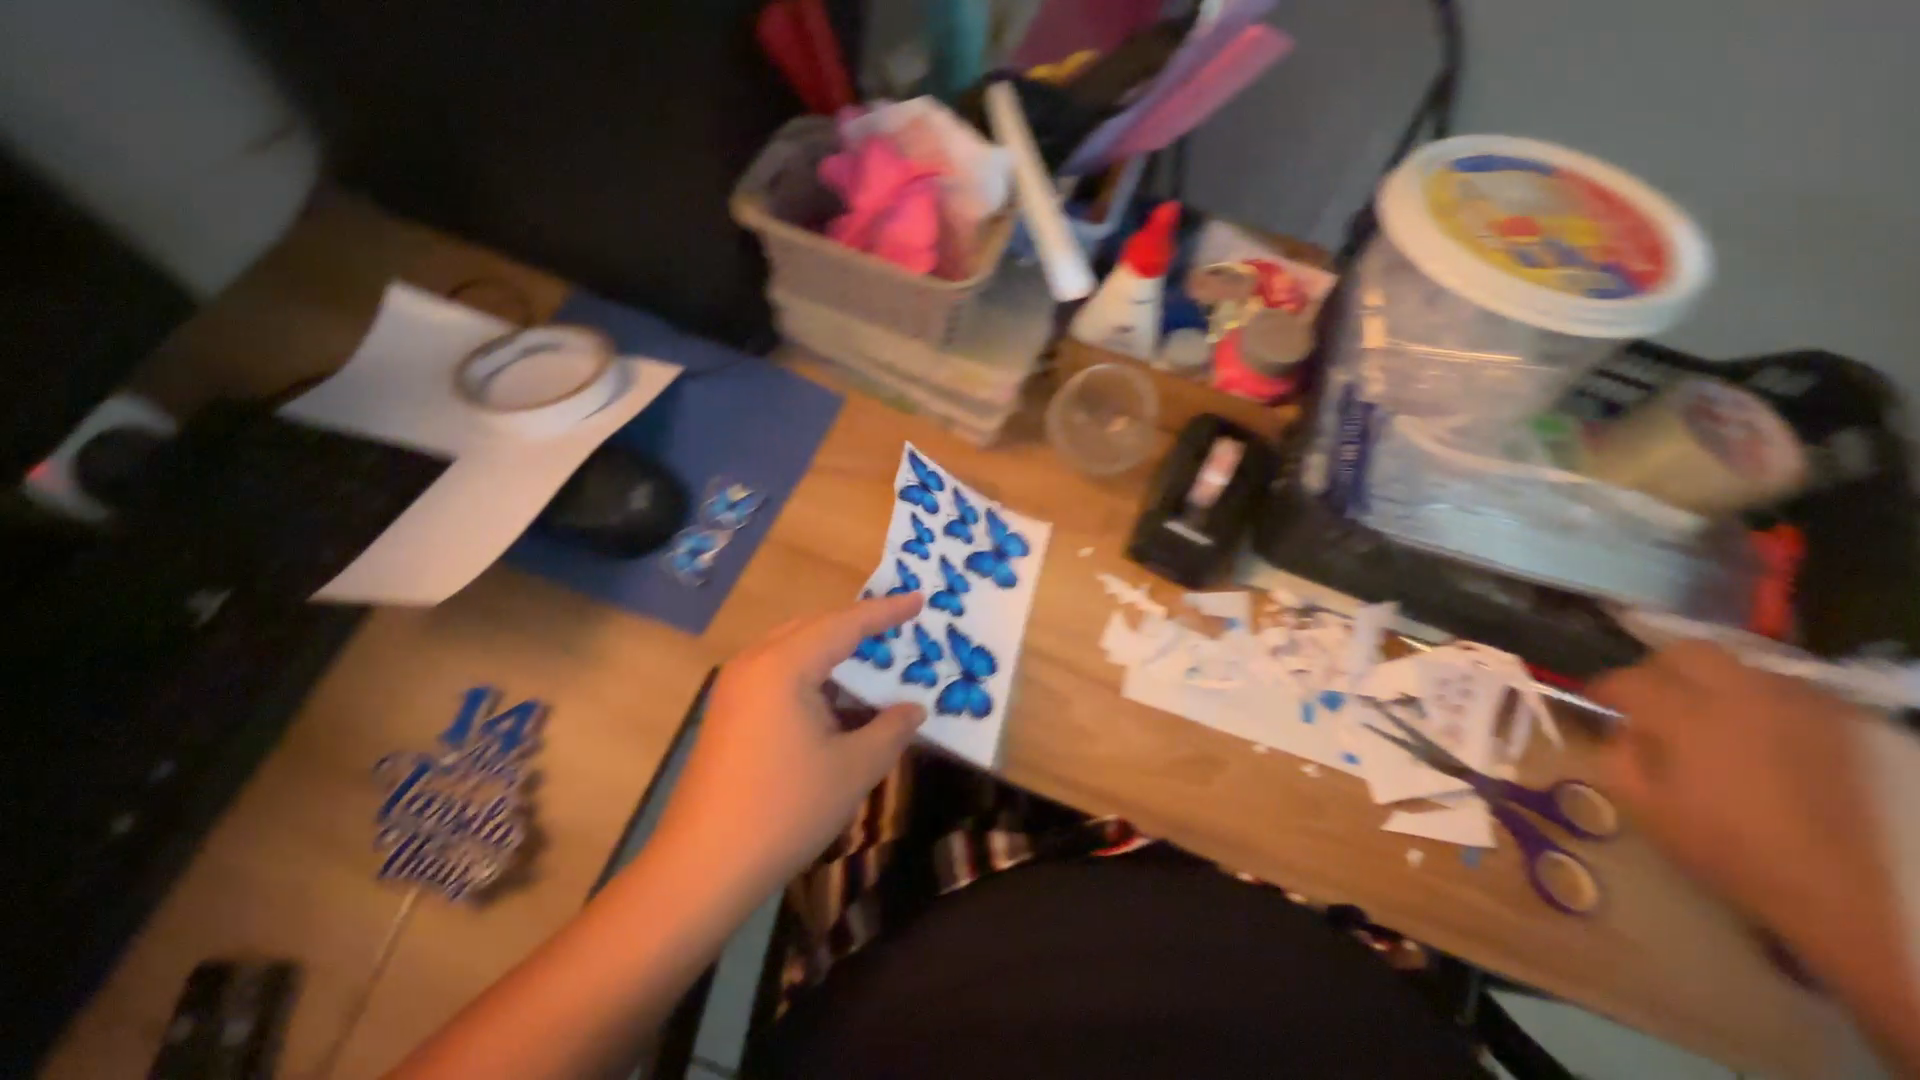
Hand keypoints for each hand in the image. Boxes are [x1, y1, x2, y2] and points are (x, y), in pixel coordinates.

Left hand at [655, 594, 927, 888]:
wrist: (705, 865)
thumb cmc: (786, 810)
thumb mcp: (853, 769)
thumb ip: (890, 730)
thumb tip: (914, 709)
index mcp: (783, 665)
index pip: (844, 624)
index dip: (885, 612)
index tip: (919, 599)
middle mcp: (753, 664)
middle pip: (814, 629)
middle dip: (858, 629)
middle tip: (900, 631)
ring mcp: (735, 689)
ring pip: (793, 653)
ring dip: (834, 657)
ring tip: (876, 666)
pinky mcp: (728, 715)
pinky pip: (778, 677)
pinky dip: (813, 679)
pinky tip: (838, 704)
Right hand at [1589, 642, 1890, 936]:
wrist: (1824, 885)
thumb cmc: (1720, 847)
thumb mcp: (1641, 805)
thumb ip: (1616, 752)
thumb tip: (1622, 726)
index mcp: (1686, 716)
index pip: (1628, 679)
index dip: (1602, 688)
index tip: (1592, 702)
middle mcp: (1740, 695)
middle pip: (1686, 652)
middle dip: (1657, 670)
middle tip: (1647, 699)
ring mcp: (1791, 704)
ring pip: (1735, 665)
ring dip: (1706, 682)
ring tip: (1700, 714)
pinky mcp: (1829, 721)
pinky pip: (1779, 688)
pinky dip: (1752, 697)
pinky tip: (1748, 727)